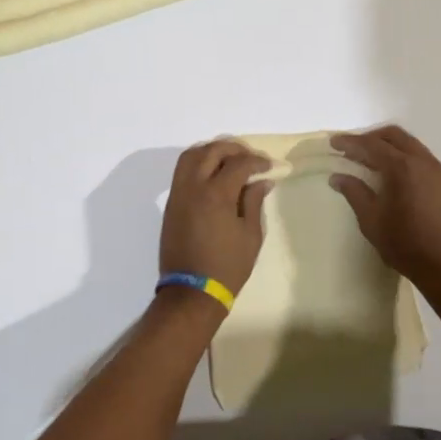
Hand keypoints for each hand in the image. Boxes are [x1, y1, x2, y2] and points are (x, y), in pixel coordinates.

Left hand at [160, 141, 270, 297]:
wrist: (192, 291)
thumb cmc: (227, 266)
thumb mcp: (250, 235)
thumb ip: (254, 202)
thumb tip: (261, 181)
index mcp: (216, 194)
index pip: (238, 163)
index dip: (257, 161)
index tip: (269, 166)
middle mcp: (193, 187)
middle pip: (211, 151)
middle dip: (233, 148)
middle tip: (250, 157)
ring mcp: (178, 193)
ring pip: (191, 155)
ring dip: (211, 151)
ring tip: (230, 160)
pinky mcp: (171, 203)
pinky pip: (182, 171)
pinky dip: (198, 163)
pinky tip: (213, 174)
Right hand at [331, 126, 440, 290]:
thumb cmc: (406, 245)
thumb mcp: (372, 221)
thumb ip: (355, 193)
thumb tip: (337, 177)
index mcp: (402, 167)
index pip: (371, 145)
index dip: (350, 142)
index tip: (334, 143)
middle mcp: (422, 161)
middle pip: (394, 135)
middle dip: (371, 137)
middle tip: (353, 149)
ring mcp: (438, 170)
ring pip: (410, 144)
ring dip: (389, 146)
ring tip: (371, 161)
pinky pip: (421, 157)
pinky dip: (403, 157)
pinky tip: (395, 176)